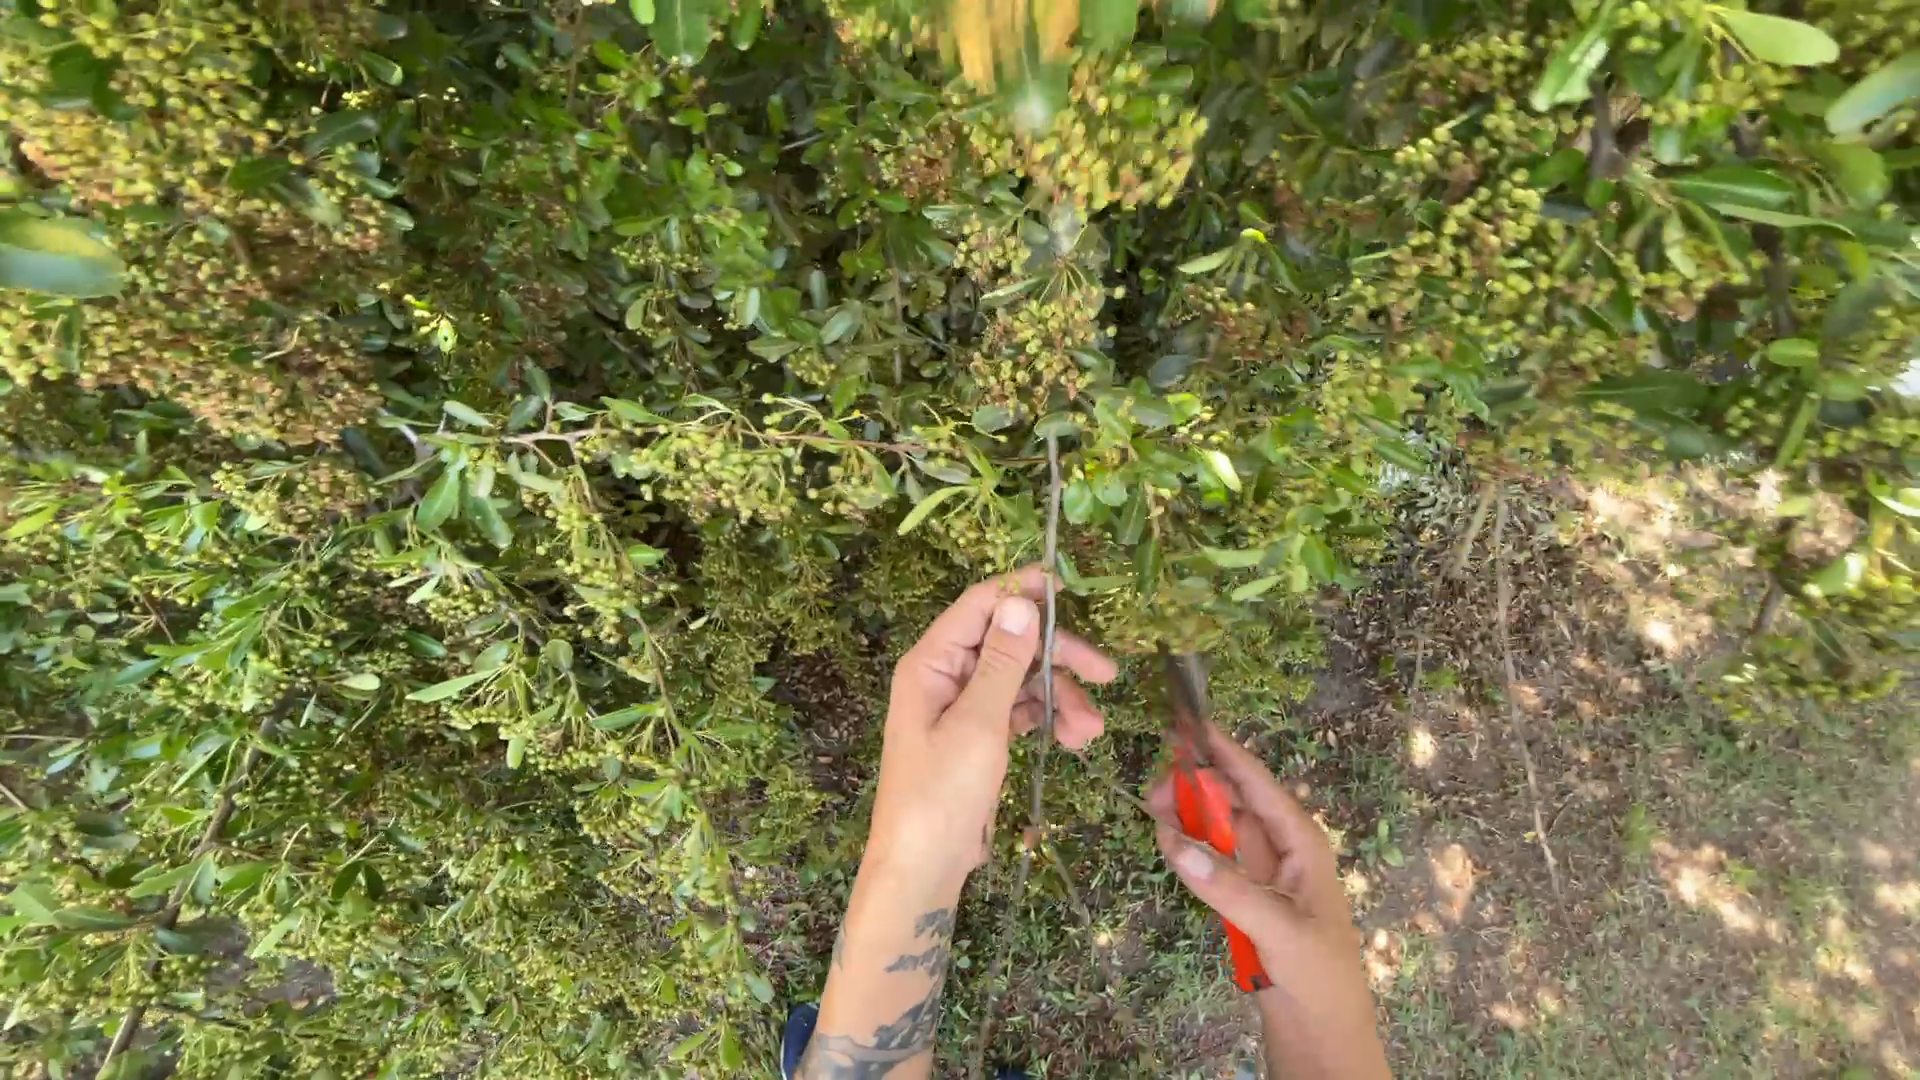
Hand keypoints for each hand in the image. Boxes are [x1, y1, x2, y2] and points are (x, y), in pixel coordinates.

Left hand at [865, 565, 1116, 895]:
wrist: (924, 868)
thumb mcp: (977, 724)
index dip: (1022, 592)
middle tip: (1106, 673)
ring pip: (1021, 679)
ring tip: (1090, 732)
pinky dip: (1046, 719)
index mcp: (932, 662)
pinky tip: (1073, 740)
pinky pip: (1019, 709)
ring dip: (1059, 697)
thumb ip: (1001, 662)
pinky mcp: (980, 734)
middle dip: (1057, 658)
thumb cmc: (942, 794)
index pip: (980, 606)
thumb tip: (1019, 601)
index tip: (1069, 590)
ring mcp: (964, 706)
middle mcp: (946, 675)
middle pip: (1009, 643)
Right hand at [1148, 722, 1390, 1079]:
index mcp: (1300, 839)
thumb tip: (1172, 839)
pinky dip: (1185, 841)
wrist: (1322, 1034)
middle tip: (1153, 791)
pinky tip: (1166, 838)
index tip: (1188, 721)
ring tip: (1152, 810)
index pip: (1256, 781)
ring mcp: (1257, 867)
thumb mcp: (1279, 929)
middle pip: (1229, 796)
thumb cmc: (1318, 976)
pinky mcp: (1240, 889)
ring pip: (1214, 821)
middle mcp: (1278, 843)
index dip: (1223, 749)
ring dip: (1185, 812)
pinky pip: (1208, 852)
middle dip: (1192, 785)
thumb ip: (1227, 885)